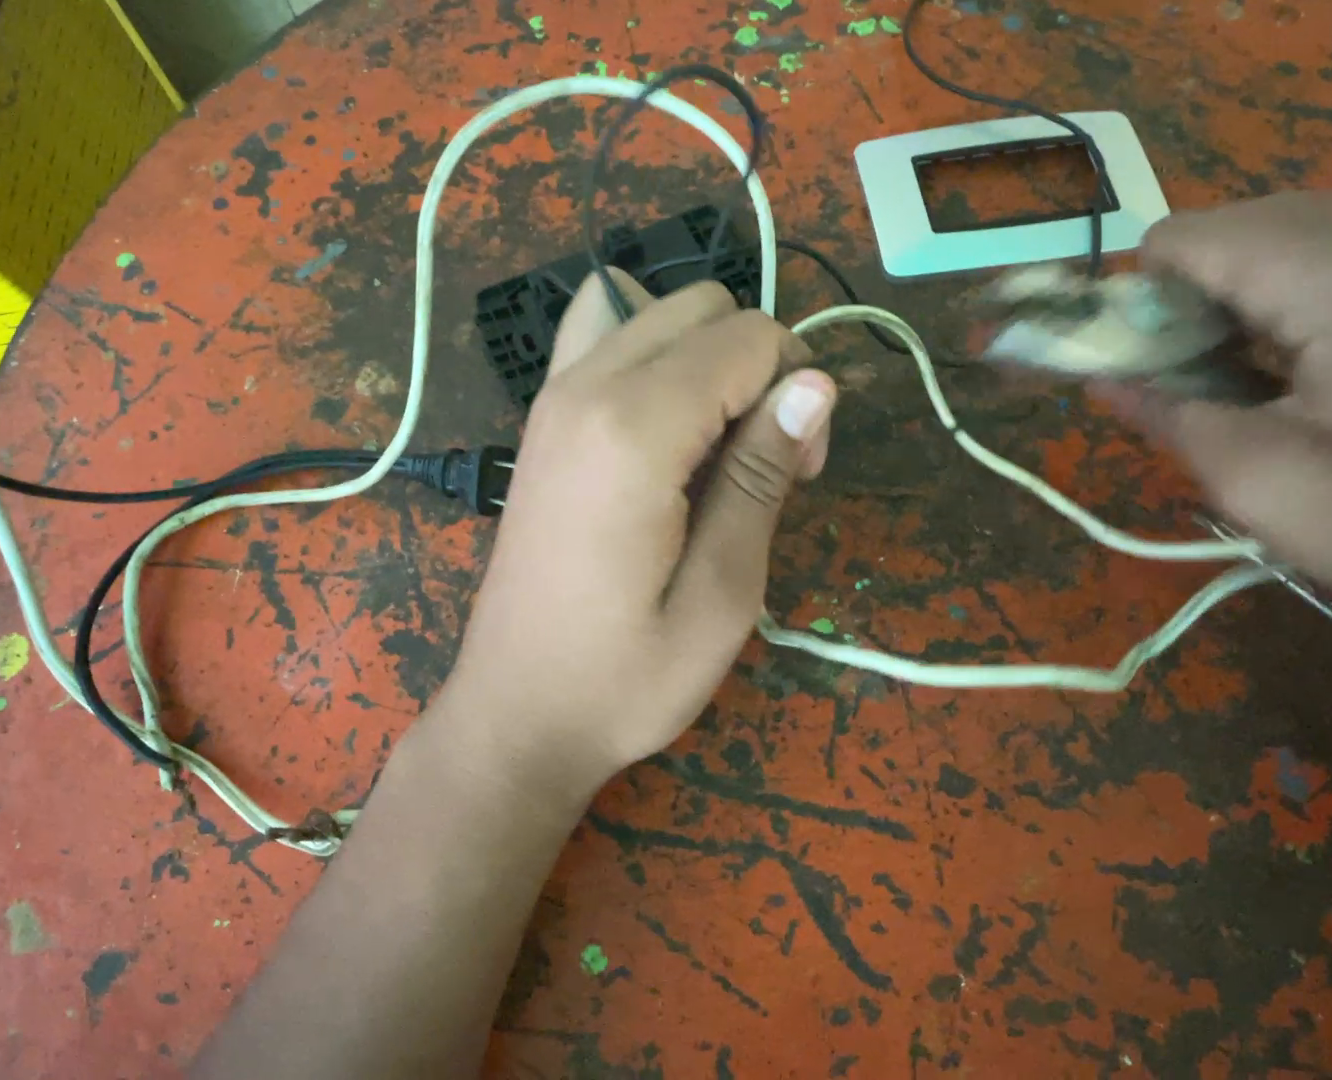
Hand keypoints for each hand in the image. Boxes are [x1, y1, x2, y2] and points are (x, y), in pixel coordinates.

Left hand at [432, 271, 834, 802]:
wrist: (517, 713)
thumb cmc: (626, 676)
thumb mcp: (722, 594)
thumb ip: (763, 476)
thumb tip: (815, 385)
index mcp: (633, 428)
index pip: (749, 338)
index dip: (797, 392)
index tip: (801, 474)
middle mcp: (584, 387)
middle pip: (704, 309)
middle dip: (758, 365)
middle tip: (765, 463)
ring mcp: (552, 397)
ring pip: (657, 314)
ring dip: (709, 362)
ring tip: (715, 451)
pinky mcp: (541, 420)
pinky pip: (606, 340)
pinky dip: (655, 362)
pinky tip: (663, 432)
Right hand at [1125, 193, 1331, 674]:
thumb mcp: (1264, 485)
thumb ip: (1166, 416)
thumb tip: (1098, 379)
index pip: (1178, 239)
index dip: (1135, 304)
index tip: (1143, 378)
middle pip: (1229, 230)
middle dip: (1186, 305)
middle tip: (1201, 394)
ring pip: (1282, 240)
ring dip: (1239, 308)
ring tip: (1259, 393)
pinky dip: (1296, 304)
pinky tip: (1319, 379)